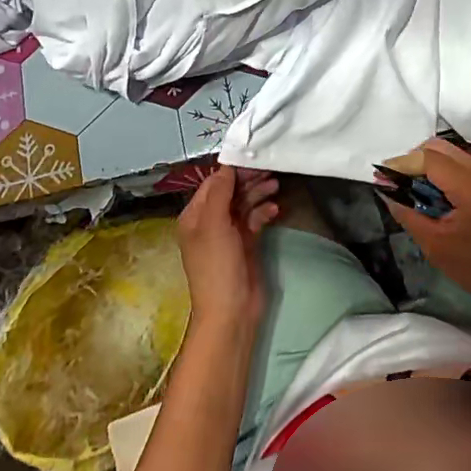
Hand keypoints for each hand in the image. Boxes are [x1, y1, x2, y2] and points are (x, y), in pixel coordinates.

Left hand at [177, 167, 279, 328]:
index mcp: (194, 216)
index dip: (231, 171)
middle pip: (229, 192)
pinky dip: (263, 213)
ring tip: (276, 185)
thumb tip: (226, 167)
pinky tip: (275, 210)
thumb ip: (219, 194)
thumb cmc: (216, 266)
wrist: (231, 311)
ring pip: (243, 205)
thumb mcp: (213, 225)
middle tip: (269, 170)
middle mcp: (209, 222)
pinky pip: (254, 221)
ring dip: (257, 194)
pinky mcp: (246, 245)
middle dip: (247, 180)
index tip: (252, 159)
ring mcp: (228, 234)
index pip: (212, 184)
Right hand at [378, 139, 470, 302]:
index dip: (400, 165)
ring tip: (412, 191)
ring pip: (448, 153)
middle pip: (438, 148)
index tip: (380, 178)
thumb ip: (406, 211)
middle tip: (396, 185)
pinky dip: (440, 173)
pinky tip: (432, 195)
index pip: (428, 159)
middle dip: (412, 162)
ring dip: (426, 167)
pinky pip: (459, 164)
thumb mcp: (433, 243)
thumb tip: (384, 188)